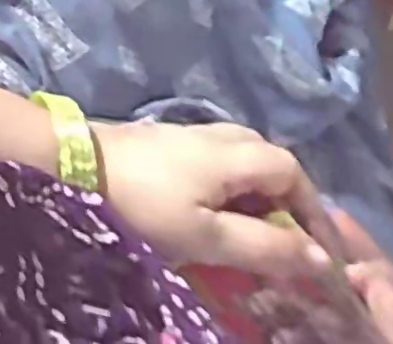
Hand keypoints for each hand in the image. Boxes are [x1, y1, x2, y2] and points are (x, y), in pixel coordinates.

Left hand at [90, 121, 334, 276]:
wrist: (72, 164)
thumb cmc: (142, 204)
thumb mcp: (207, 237)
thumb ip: (265, 247)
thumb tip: (320, 257)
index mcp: (226, 154)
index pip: (289, 167)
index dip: (312, 208)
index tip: (316, 250)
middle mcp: (205, 135)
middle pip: (262, 153)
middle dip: (283, 194)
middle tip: (283, 237)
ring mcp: (176, 135)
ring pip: (232, 153)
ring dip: (250, 188)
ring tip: (247, 230)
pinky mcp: (154, 141)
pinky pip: (205, 156)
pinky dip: (221, 182)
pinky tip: (207, 210)